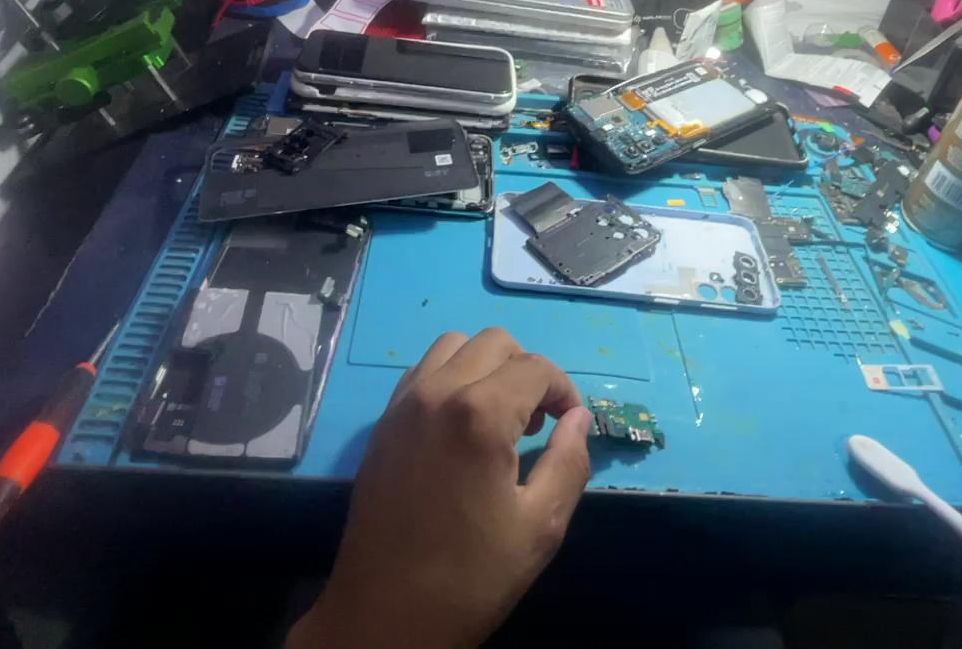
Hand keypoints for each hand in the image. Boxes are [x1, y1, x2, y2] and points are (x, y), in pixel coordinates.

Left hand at [288, 329, 591, 648]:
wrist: (383, 618)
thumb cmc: (469, 578)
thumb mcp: (540, 527)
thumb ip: (570, 461)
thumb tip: (578, 418)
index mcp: (479, 414)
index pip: (536, 368)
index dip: (564, 390)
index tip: (570, 424)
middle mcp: (438, 390)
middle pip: (496, 343)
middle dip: (527, 371)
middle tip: (536, 423)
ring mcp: (404, 402)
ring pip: (454, 345)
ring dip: (486, 366)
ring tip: (497, 417)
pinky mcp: (383, 420)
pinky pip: (424, 369)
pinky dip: (452, 376)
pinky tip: (459, 426)